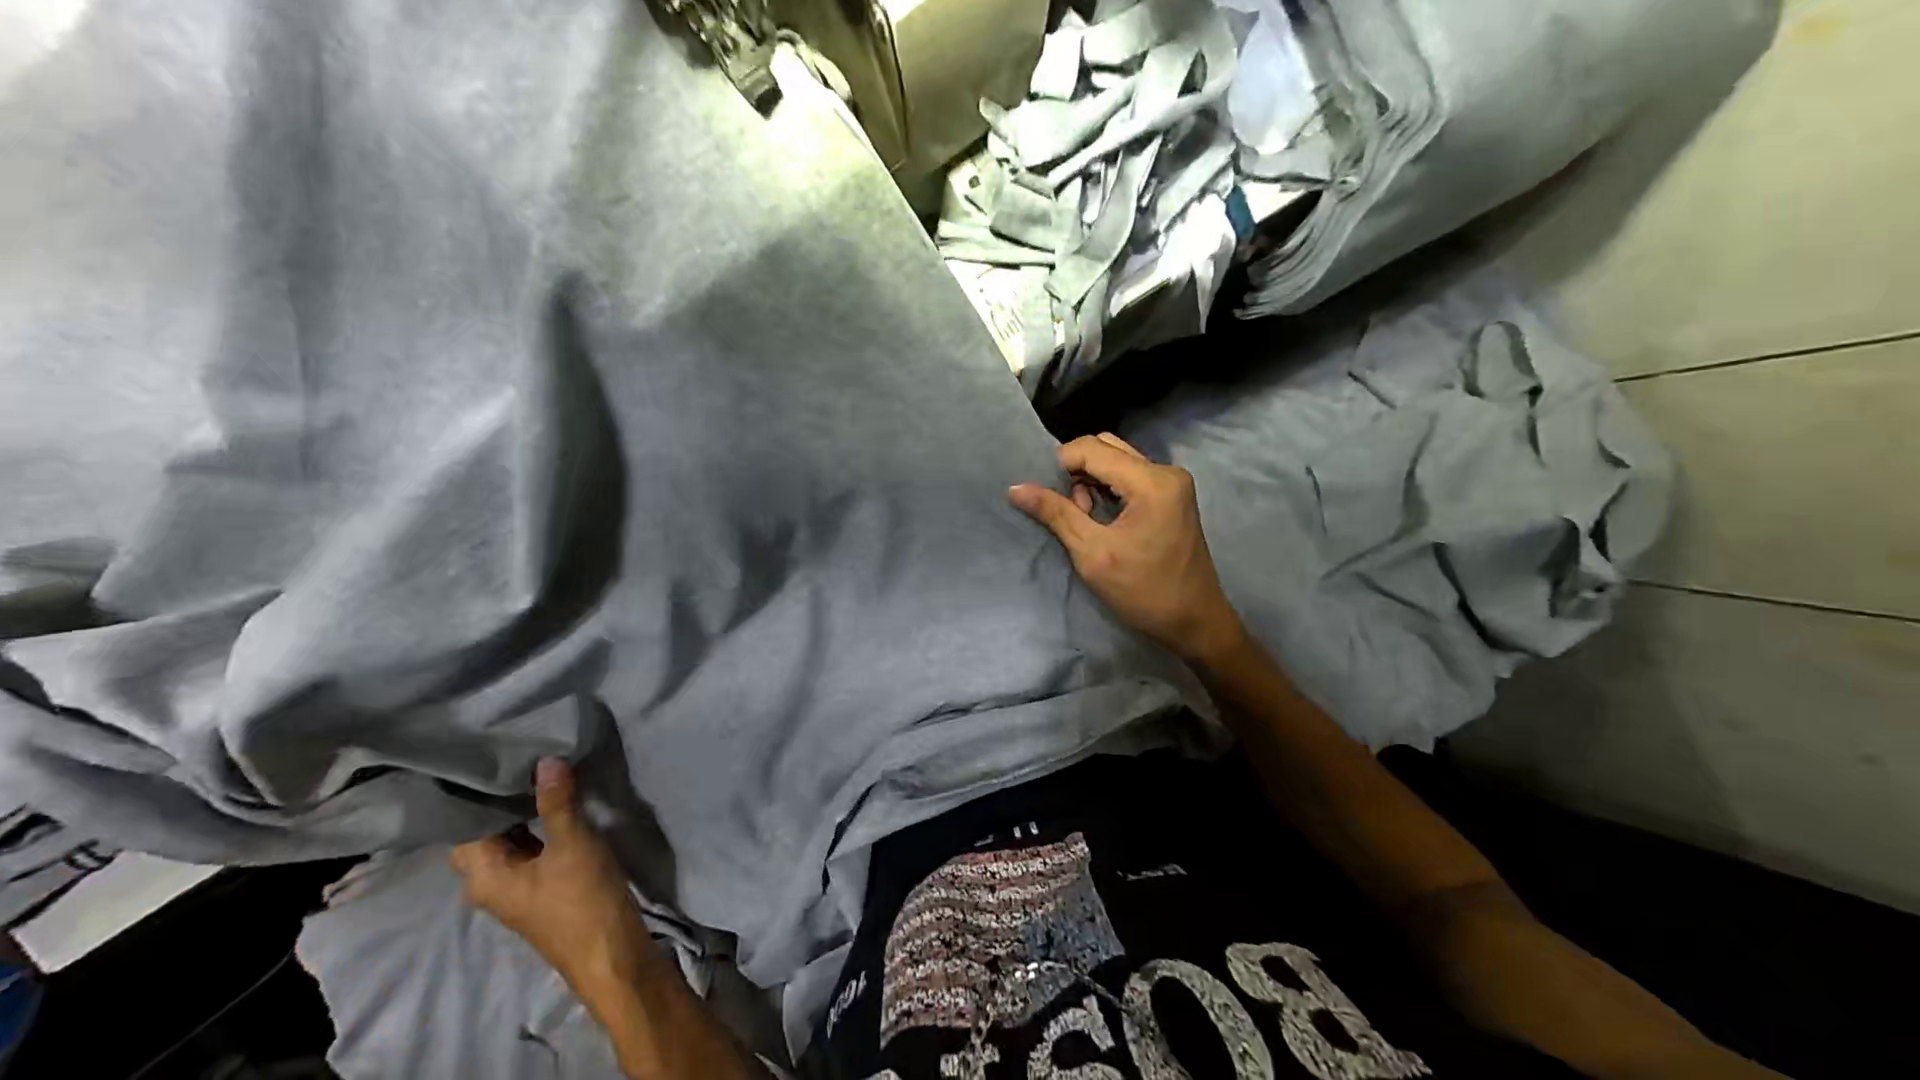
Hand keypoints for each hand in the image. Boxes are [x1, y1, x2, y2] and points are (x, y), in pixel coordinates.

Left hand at [450, 758, 653, 996]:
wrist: (610, 951)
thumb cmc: (582, 898)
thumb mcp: (573, 843)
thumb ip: (557, 801)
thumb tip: (546, 760)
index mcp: (483, 876)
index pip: (465, 825)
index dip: (476, 793)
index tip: (492, 757)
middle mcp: (488, 884)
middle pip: (483, 833)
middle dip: (498, 801)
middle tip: (518, 760)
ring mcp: (514, 889)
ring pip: (505, 843)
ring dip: (518, 814)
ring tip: (536, 774)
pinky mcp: (538, 890)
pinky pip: (525, 850)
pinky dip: (533, 828)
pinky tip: (552, 806)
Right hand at [1010, 433, 1247, 663]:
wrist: (1194, 621)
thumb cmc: (1143, 592)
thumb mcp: (1092, 554)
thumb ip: (1056, 514)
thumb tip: (1015, 488)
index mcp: (1152, 481)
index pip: (1092, 448)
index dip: (1061, 465)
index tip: (1048, 499)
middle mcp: (1166, 471)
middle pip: (1106, 446)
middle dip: (1077, 471)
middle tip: (1072, 511)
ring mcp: (1172, 482)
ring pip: (1117, 459)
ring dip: (1092, 480)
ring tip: (1087, 519)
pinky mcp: (1172, 495)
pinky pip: (1130, 475)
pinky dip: (1109, 488)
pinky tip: (1103, 518)